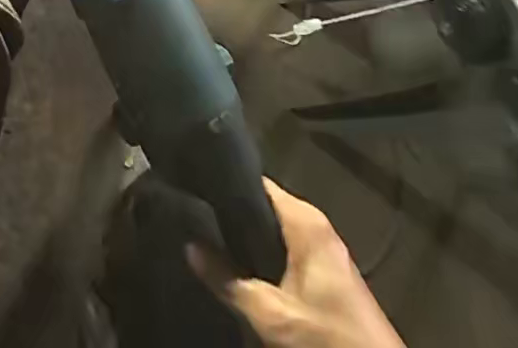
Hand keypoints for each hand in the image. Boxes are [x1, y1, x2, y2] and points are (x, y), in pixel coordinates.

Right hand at [187, 179, 404, 347]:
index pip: (258, 185)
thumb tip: (189, 247)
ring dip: (245, 240)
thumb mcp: (272, 314)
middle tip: (194, 222)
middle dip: (232, 217)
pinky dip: (261, 255)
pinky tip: (239, 270)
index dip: (226, 188)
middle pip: (264, 207)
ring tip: (207, 242)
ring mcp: (322, 248)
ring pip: (273, 230)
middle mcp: (314, 224)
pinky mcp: (324, 272)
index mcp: (305, 221)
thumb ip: (228, 281)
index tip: (194, 193)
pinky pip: (284, 249)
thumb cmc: (327, 338)